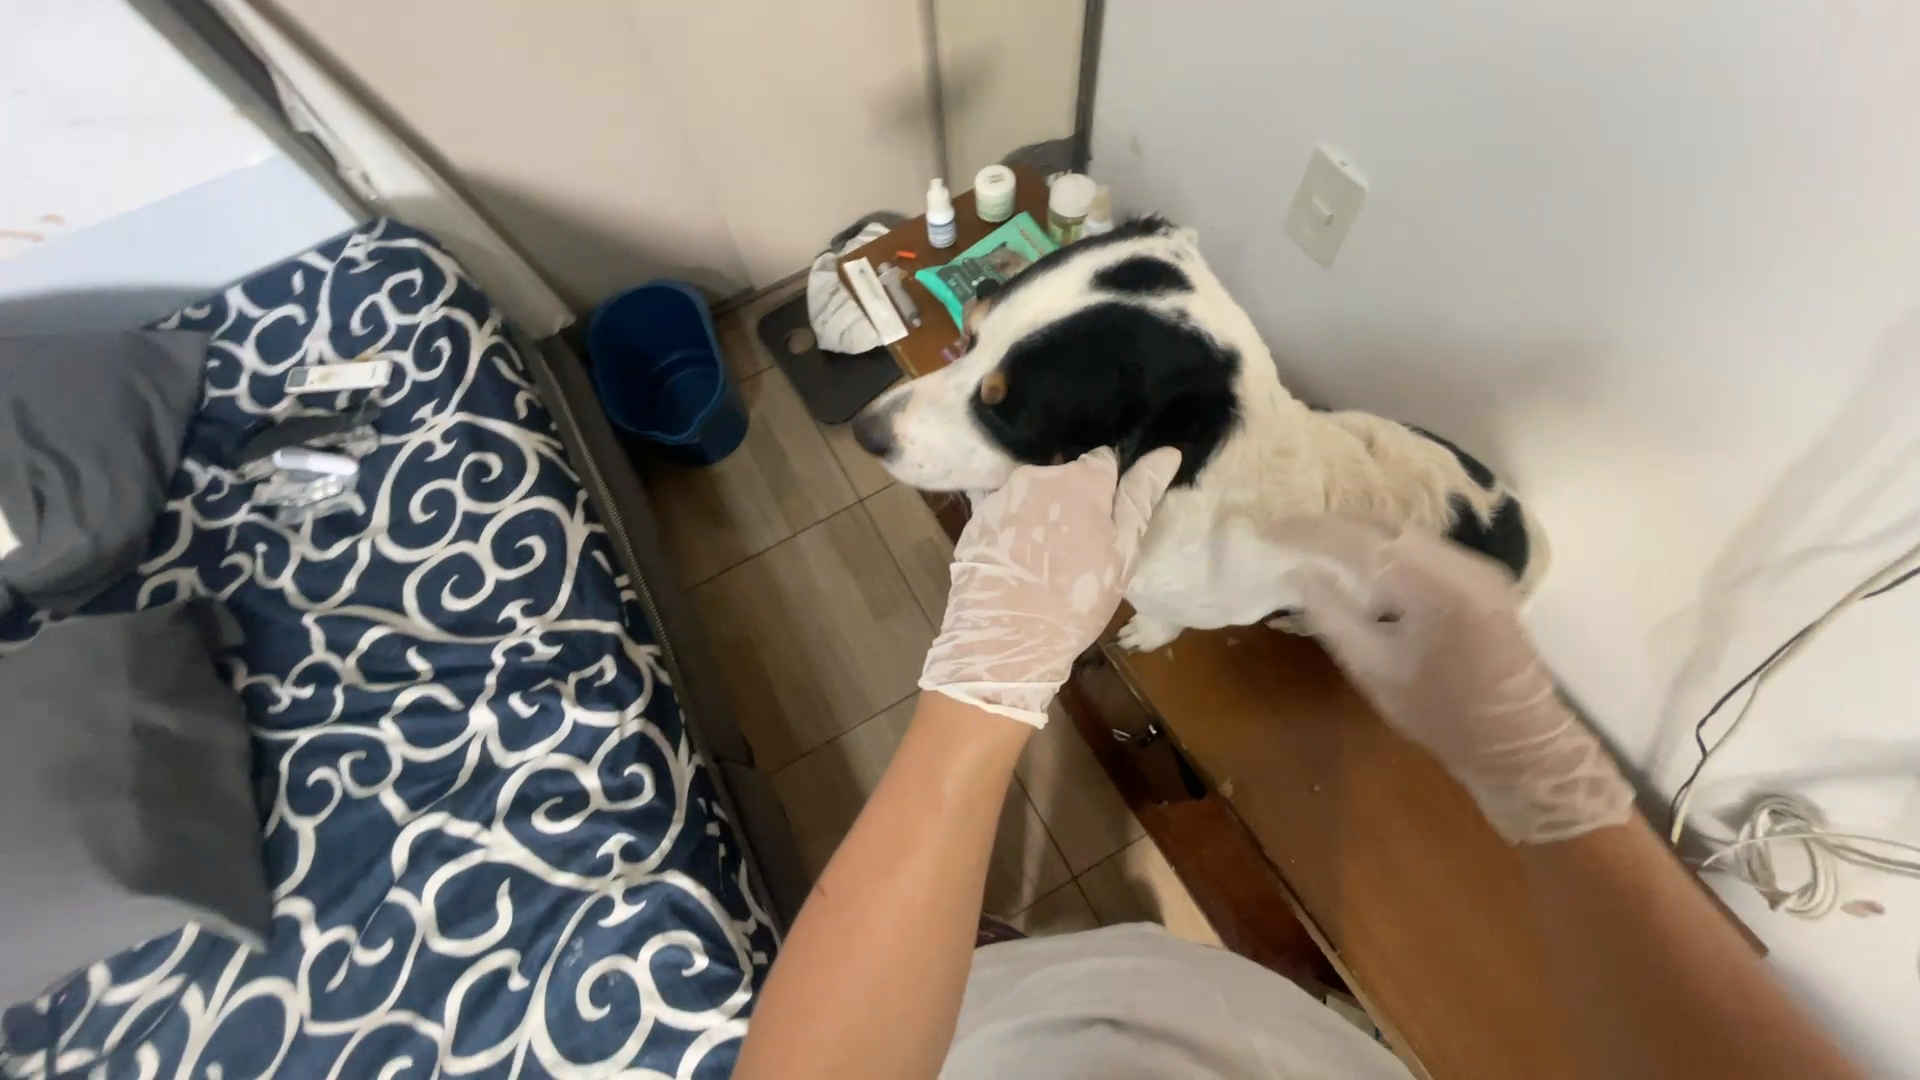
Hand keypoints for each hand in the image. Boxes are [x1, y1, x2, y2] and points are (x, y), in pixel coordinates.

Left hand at [920, 447, 1181, 726]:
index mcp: (1080, 479)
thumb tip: (1167, 452)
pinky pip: (1005, 514)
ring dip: (1043, 515)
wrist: (1006, 639)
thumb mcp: (1122, 553)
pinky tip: (1018, 564)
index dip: (1109, 490)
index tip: (1106, 522)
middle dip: (1074, 502)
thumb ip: (1140, 497)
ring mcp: (1000, 496)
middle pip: (1065, 477)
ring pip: (1033, 495)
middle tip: (1077, 549)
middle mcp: (1036, 475)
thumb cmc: (1077, 600)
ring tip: (1045, 561)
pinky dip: (1014, 530)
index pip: (1103, 462)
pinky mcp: (975, 520)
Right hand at [1275, 518, 1632, 843]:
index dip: (1311, 532)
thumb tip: (1298, 574)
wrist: (1520, 745)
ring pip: (1403, 532)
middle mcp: (1465, 567)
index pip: (1363, 542)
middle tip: (1283, 532)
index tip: (1269, 530)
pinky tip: (1352, 561)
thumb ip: (1332, 616)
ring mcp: (1478, 569)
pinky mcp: (1478, 579)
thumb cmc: (1441, 716)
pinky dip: (1378, 547)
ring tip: (1308, 543)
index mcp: (1440, 591)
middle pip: (1385, 526)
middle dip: (1330, 525)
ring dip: (1353, 534)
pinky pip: (1418, 547)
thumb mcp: (1373, 670)